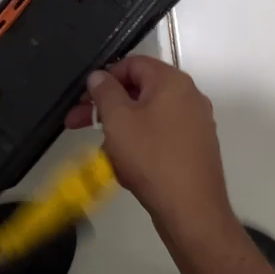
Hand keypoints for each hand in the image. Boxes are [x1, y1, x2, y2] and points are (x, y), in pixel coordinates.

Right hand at [66, 56, 237, 244]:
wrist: (191, 209)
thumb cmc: (151, 157)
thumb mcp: (118, 120)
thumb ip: (105, 92)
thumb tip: (99, 76)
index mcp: (173, 81)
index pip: (133, 64)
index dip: (105, 77)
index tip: (85, 98)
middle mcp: (189, 96)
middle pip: (141, 91)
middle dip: (108, 108)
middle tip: (78, 123)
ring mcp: (196, 124)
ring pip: (148, 117)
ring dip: (122, 130)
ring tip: (104, 154)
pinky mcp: (196, 148)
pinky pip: (161, 137)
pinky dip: (141, 145)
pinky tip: (126, 167)